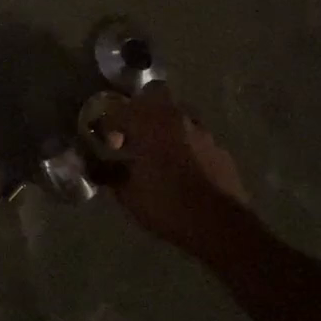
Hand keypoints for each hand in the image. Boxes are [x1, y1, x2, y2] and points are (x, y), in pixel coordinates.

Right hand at [100, 84, 253, 255]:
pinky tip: (185, 166)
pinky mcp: (220, 149)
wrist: (223, 227)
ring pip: (178, 113)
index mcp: (146, 123)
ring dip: (166, 124)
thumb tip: (98, 168)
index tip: (106, 145)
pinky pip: (197, 137)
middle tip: (134, 132)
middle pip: (153, 93)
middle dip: (140, 108)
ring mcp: (201, 131)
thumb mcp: (129, 196)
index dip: (106, 127)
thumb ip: (110, 176)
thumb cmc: (168, 206)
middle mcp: (174, 118)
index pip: (116, 112)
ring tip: (160, 149)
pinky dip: (187, 145)